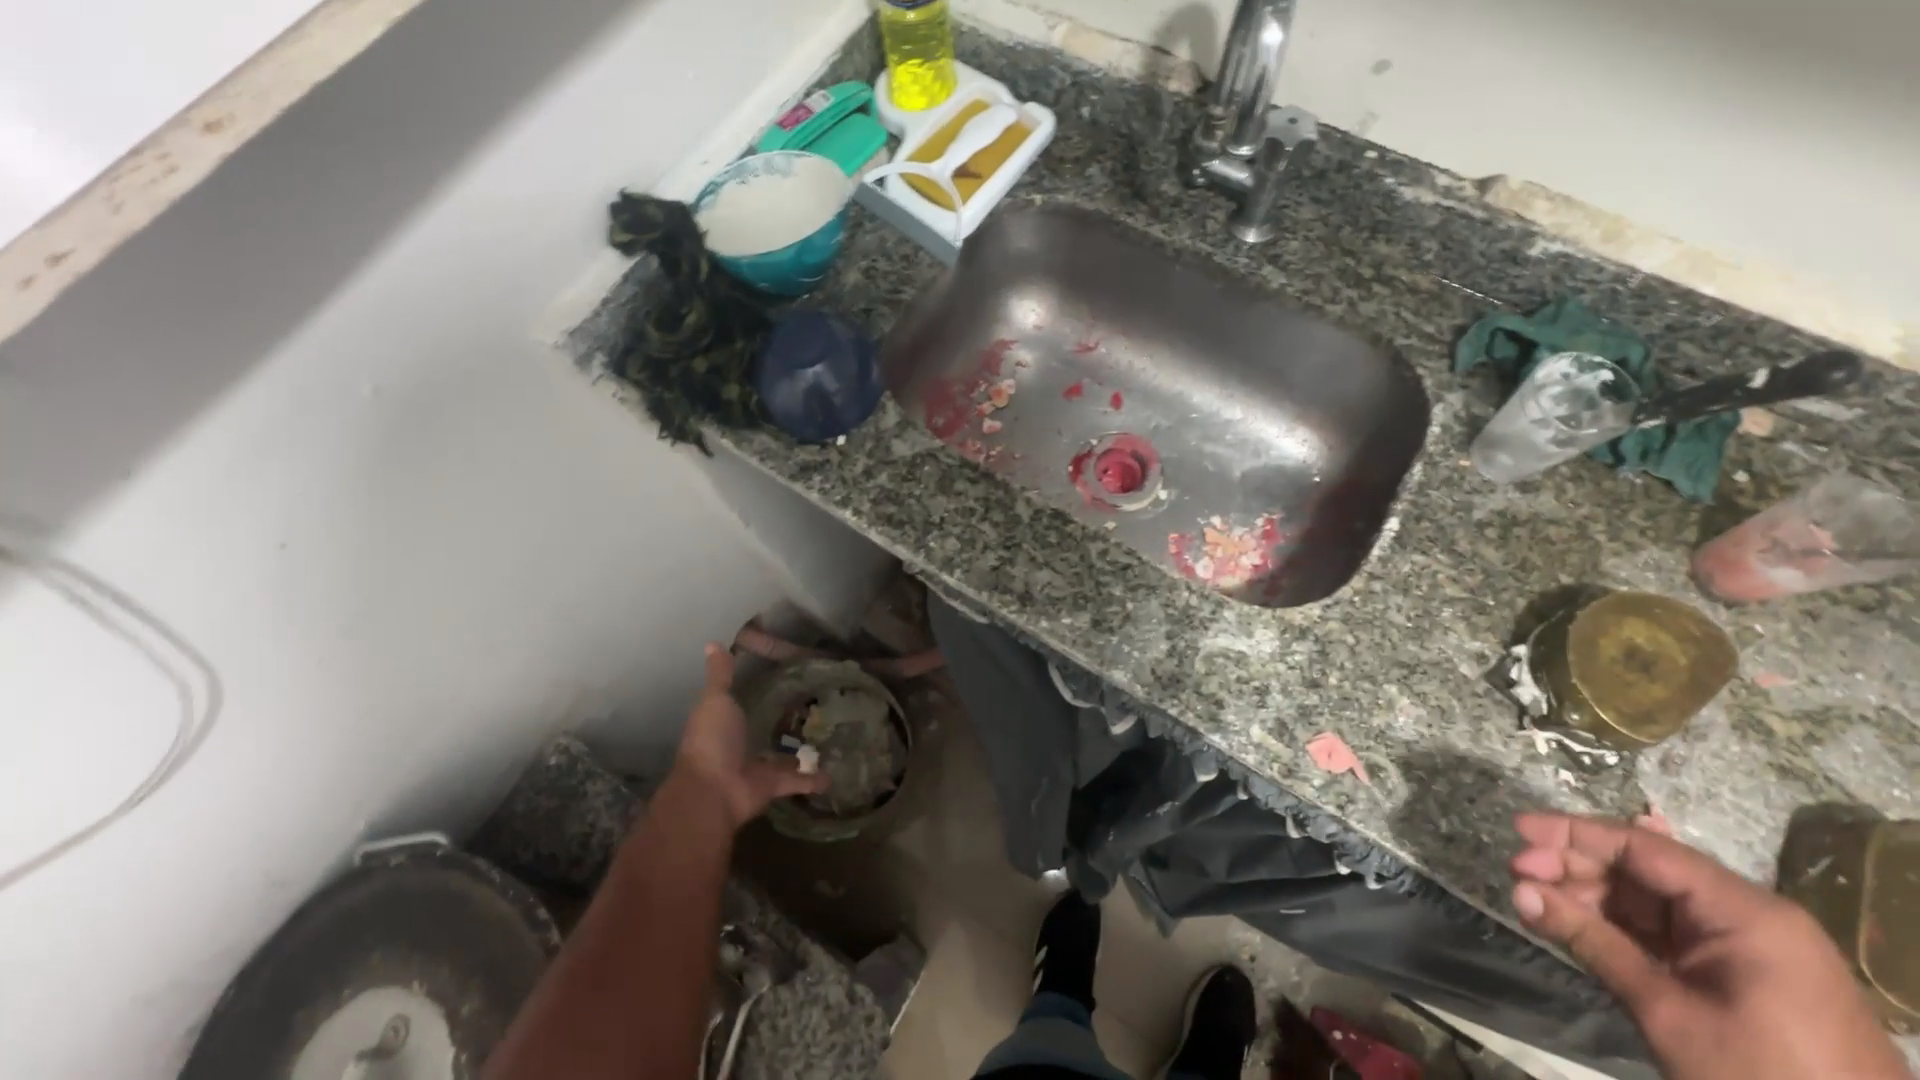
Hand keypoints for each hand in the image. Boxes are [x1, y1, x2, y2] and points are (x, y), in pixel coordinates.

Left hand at [669, 643, 827, 830]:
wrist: (712, 792)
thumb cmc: (711, 740)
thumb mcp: (716, 700)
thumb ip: (720, 675)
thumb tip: (712, 642)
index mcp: (724, 723)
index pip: (743, 704)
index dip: (759, 691)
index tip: (785, 676)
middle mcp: (739, 745)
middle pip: (765, 731)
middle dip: (784, 723)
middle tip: (814, 706)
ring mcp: (757, 767)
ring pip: (783, 758)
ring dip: (800, 752)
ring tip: (829, 737)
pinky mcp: (774, 786)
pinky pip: (798, 781)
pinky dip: (814, 779)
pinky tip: (834, 773)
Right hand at [1509, 813, 1909, 1079]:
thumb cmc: (1761, 1077)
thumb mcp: (1665, 1010)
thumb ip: (1592, 943)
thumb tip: (1520, 892)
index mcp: (1744, 911)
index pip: (1644, 849)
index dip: (1575, 833)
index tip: (1518, 828)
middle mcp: (1747, 914)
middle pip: (1646, 871)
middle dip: (1577, 868)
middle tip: (1516, 872)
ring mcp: (1746, 945)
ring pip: (1652, 902)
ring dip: (1591, 898)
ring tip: (1535, 899)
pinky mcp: (1738, 972)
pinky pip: (1668, 933)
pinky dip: (1619, 927)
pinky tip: (1575, 921)